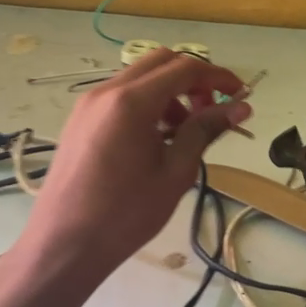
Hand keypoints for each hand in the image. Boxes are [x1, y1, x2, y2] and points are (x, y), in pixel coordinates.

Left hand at [17, 48, 250, 275]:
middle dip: (195, 79)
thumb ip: (206, 130)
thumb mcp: (176, 171)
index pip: (185, 68)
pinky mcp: (80, 120)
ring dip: (172, 92)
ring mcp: (89, 104)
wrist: (64, 245)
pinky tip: (158, 139)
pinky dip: (149, 103)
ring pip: (141, 76)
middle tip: (213, 110)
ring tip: (186, 132)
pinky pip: (122, 95)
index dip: (219, 76)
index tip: (241, 95)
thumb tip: (241, 107)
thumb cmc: (126, 213)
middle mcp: (107, 92)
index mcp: (131, 102)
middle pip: (162, 61)